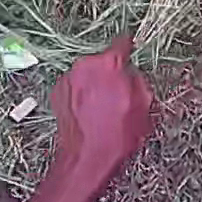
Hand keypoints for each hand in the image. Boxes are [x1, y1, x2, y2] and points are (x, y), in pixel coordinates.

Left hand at [49, 36, 152, 184]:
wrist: (86, 158)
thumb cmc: (116, 135)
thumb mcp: (143, 105)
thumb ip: (138, 80)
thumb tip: (132, 73)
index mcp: (108, 64)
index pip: (121, 43)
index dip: (128, 45)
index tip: (130, 44)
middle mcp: (85, 66)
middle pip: (103, 61)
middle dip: (111, 73)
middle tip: (119, 94)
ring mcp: (68, 78)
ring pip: (88, 73)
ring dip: (95, 83)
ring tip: (103, 107)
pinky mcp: (57, 92)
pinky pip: (75, 85)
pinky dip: (82, 93)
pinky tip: (89, 111)